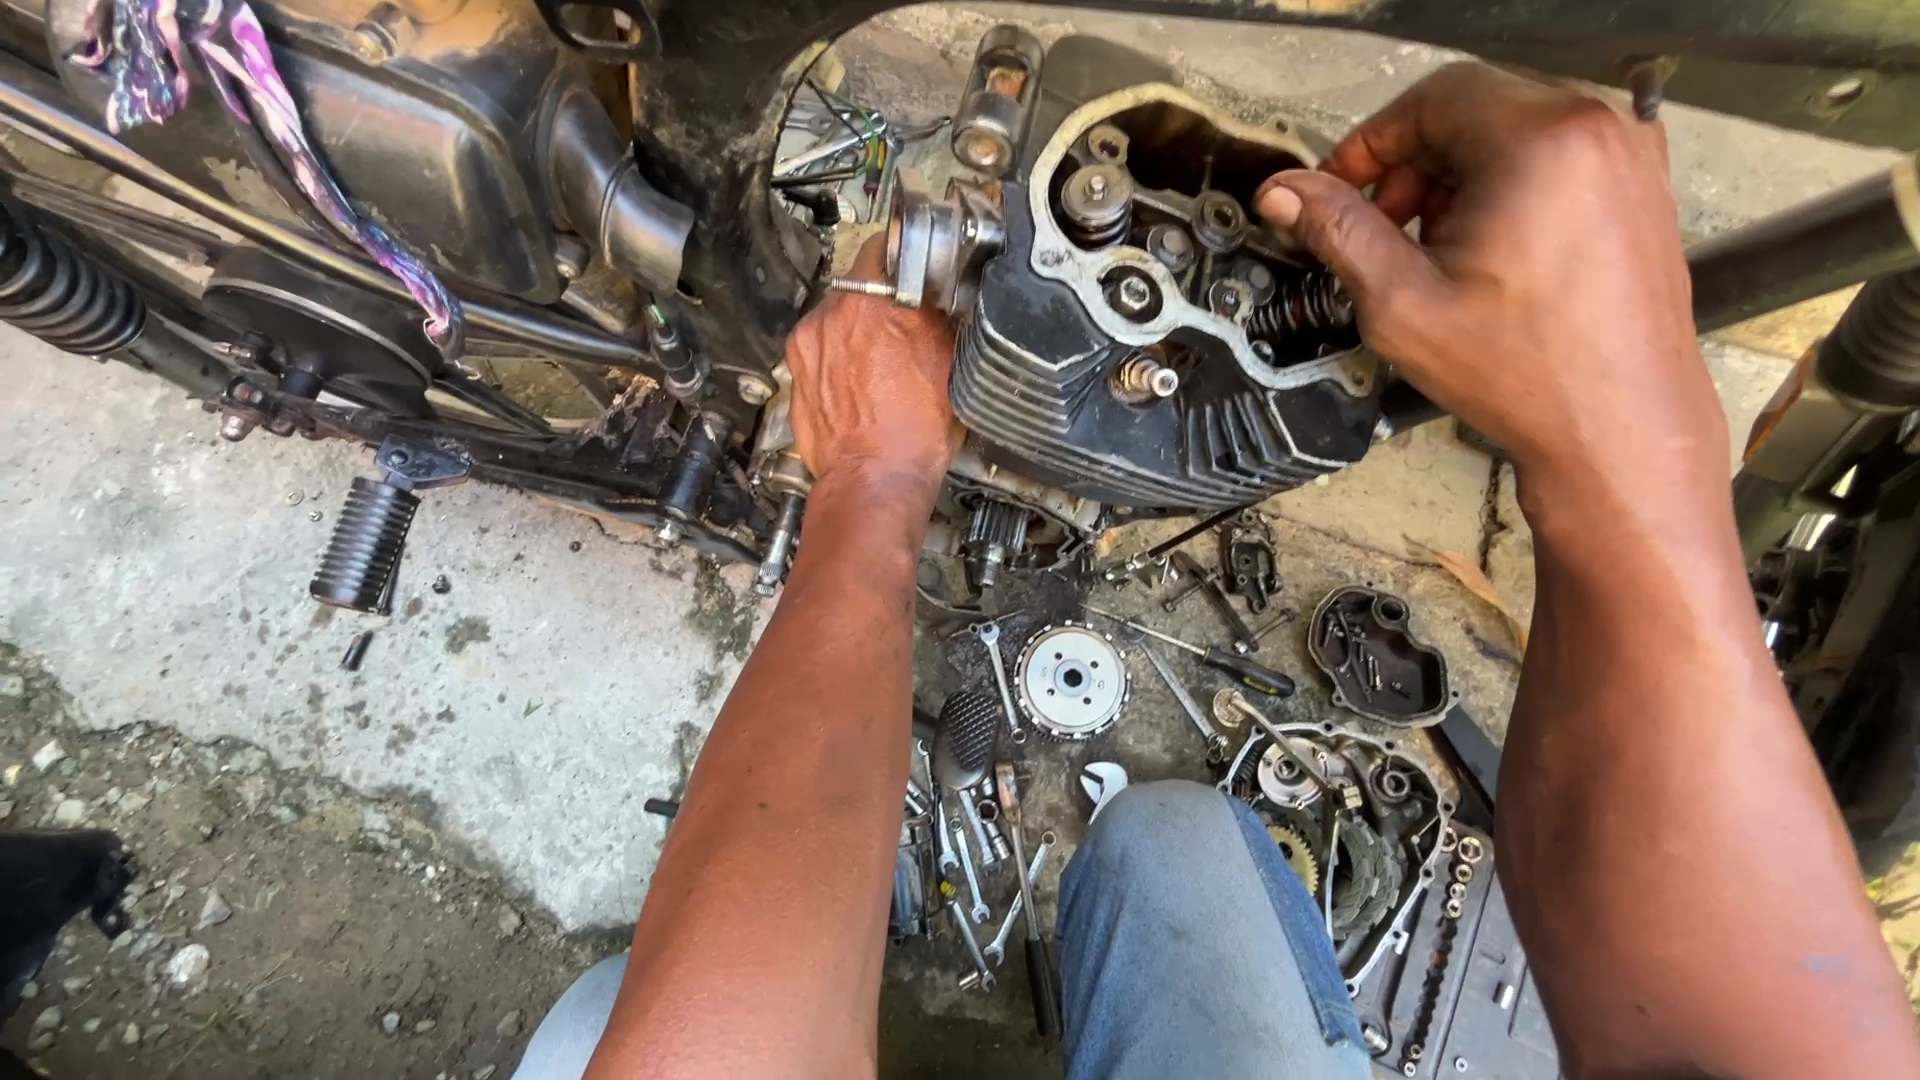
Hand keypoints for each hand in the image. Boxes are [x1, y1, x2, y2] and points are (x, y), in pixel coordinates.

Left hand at [784, 235, 961, 499]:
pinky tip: (860, 385)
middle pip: (857, 288)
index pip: (884, 248)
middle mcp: (831, 318)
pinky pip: (820, 351)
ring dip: (857, 332)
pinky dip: (837, 360)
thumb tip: (939, 300)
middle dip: (882, 303)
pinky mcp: (795, 375)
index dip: (904, 258)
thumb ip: (938, 320)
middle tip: (905, 327)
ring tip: (882, 365)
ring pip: (836, 320)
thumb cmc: (911, 437)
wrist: (873, 483)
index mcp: (871, 306)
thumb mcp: (950, 368)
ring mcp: (807, 347)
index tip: (914, 268)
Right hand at [1254, 64, 1725, 501]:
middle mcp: (1594, 132)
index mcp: (1539, 143)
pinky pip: (1543, 158)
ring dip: (1445, 180)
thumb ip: (1337, 231)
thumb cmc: (1521, 369)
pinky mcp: (1631, 187)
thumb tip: (1284, 193)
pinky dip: (1492, 190)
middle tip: (1376, 230)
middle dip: (1404, 166)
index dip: (1367, 144)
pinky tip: (1472, 253)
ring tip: (1425, 252)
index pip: (1430, 98)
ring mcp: (1623, 157)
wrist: (1614, 420)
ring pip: (1504, 132)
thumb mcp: (1398, 300)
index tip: (1335, 190)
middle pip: (1468, 109)